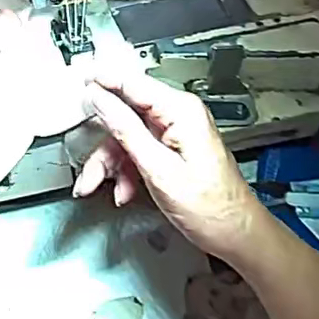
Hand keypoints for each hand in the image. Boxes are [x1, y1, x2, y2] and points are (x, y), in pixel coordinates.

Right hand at [74, 71, 272, 262]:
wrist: (238, 237)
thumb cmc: (213, 208)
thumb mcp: (158, 169)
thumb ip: (125, 130)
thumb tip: (100, 99)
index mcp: (180, 111)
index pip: (132, 83)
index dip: (102, 81)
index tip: (80, 81)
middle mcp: (178, 115)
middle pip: (125, 115)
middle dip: (104, 145)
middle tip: (89, 167)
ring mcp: (175, 131)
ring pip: (126, 136)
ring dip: (111, 163)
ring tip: (102, 186)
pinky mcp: (171, 147)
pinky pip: (137, 149)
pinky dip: (125, 170)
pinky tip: (124, 189)